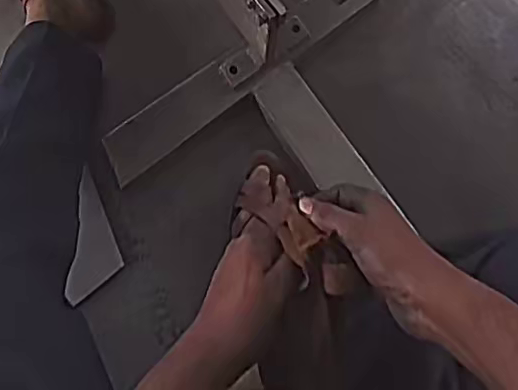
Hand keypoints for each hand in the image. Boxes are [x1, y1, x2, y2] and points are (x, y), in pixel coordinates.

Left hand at [138, 166, 297, 389]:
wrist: (213, 345)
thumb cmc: (246, 321)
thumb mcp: (279, 292)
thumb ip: (292, 263)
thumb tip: (304, 244)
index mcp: (254, 244)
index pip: (272, 212)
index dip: (281, 196)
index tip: (285, 179)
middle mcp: (240, 244)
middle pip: (255, 212)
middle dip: (261, 192)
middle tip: (264, 172)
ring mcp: (232, 257)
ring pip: (249, 223)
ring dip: (257, 207)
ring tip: (263, 193)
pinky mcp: (229, 272)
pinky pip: (245, 236)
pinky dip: (253, 226)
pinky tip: (255, 232)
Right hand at [299, 185, 461, 340]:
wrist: (426, 297)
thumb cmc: (393, 256)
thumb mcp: (354, 229)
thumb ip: (327, 215)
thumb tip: (304, 202)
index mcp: (369, 202)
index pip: (335, 192)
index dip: (316, 201)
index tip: (296, 214)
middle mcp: (372, 221)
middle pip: (338, 219)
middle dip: (319, 229)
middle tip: (300, 240)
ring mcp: (376, 247)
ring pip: (343, 245)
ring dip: (328, 253)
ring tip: (312, 261)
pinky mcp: (378, 272)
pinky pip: (351, 267)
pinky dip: (340, 272)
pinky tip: (330, 279)